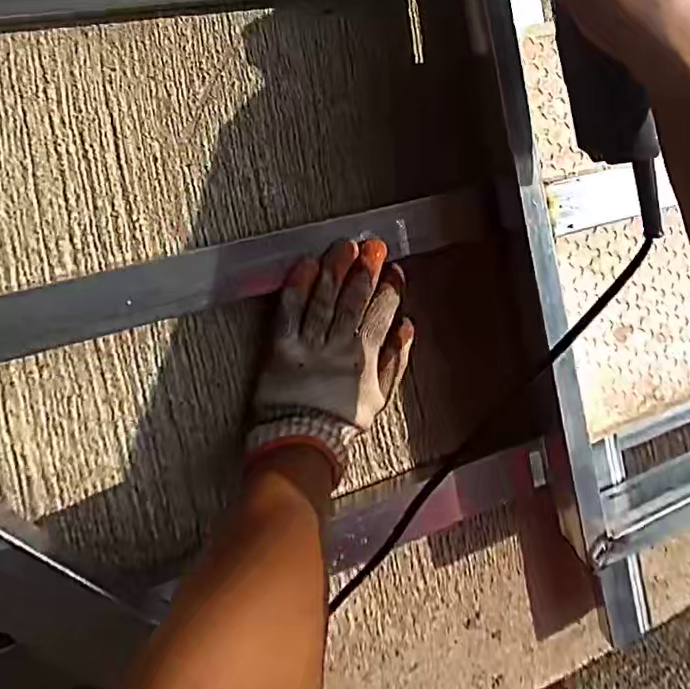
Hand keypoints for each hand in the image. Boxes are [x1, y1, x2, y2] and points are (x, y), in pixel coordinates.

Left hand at [247, 238, 413, 485]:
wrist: (302, 443)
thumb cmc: (341, 422)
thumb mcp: (380, 396)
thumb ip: (395, 359)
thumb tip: (408, 327)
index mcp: (364, 357)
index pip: (381, 314)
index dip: (390, 288)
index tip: (395, 269)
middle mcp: (338, 346)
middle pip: (354, 300)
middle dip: (366, 269)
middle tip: (373, 245)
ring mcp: (309, 345)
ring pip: (325, 300)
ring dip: (336, 270)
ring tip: (345, 245)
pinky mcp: (281, 348)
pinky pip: (290, 313)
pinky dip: (298, 288)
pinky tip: (306, 265)